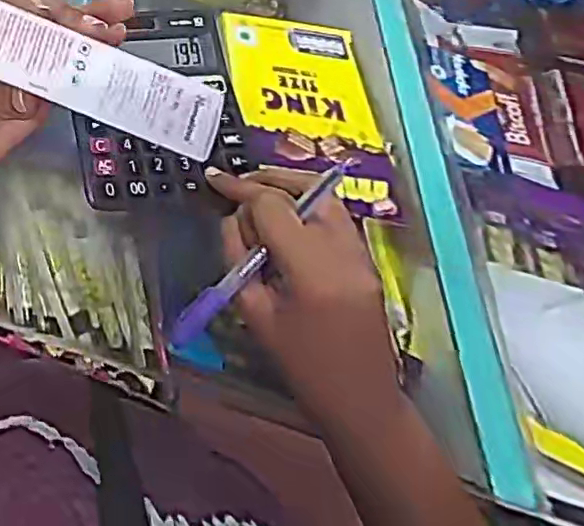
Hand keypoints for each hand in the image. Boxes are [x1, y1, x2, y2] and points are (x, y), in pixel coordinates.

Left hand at [0, 0, 133, 201]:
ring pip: (60, 32)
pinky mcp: (43, 87)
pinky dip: (94, 54)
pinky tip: (117, 38)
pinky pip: (71, 67)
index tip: (48, 21)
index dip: (27, 4)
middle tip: (93, 29)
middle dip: (68, 15)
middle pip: (38, 11)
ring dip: (91, 22)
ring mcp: (25, 60)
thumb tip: (32, 94)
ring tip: (120, 17)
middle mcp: (1, 37)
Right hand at [206, 168, 402, 425]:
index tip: (214, 180)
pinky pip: (335, 214)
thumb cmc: (300, 365)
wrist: (363, 404)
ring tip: (256, 192)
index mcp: (313, 272)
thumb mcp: (252, 310)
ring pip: (325, 196)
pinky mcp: (369, 261)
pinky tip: (283, 214)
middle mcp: (345, 255)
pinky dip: (306, 202)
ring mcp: (364, 256)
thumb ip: (238, 255)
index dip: (240, 189)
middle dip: (265, 180)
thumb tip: (232, 217)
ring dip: (288, 186)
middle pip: (305, 190)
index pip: (273, 207)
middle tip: (234, 183)